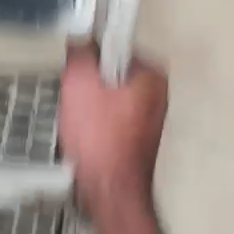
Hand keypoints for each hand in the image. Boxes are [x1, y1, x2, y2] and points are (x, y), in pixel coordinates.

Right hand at [59, 46, 166, 223]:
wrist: (109, 193)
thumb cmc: (101, 141)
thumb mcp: (79, 83)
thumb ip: (80, 52)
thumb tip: (79, 40)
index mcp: (152, 75)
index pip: (115, 47)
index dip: (89, 57)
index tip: (77, 68)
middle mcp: (157, 96)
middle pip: (110, 74)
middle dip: (88, 85)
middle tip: (76, 98)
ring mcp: (148, 121)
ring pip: (107, 99)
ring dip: (88, 108)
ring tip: (79, 122)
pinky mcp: (135, 141)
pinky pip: (108, 122)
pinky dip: (94, 127)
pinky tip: (85, 139)